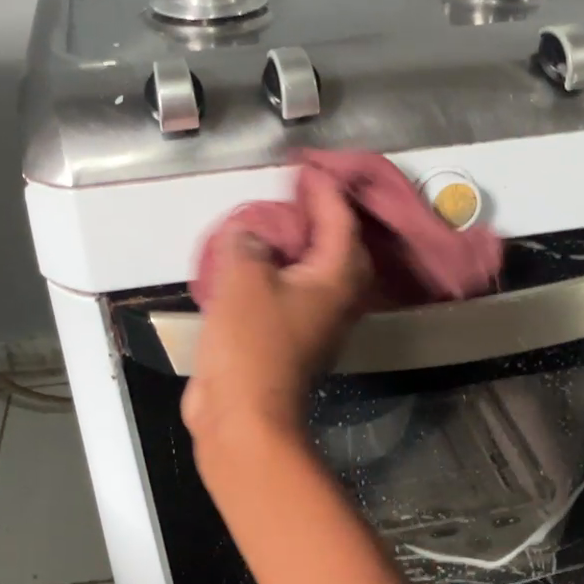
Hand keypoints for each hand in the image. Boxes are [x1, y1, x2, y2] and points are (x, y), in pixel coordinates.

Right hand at [182, 171, 372, 453]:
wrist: (243, 417)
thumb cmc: (251, 344)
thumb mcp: (243, 276)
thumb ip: (248, 241)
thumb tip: (250, 235)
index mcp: (337, 276)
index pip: (339, 218)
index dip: (322, 188)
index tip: (303, 166)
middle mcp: (336, 297)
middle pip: (335, 243)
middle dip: (316, 213)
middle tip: (289, 191)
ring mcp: (315, 322)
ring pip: (312, 269)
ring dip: (294, 243)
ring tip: (268, 219)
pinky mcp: (290, 339)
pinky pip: (289, 290)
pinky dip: (275, 270)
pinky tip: (251, 261)